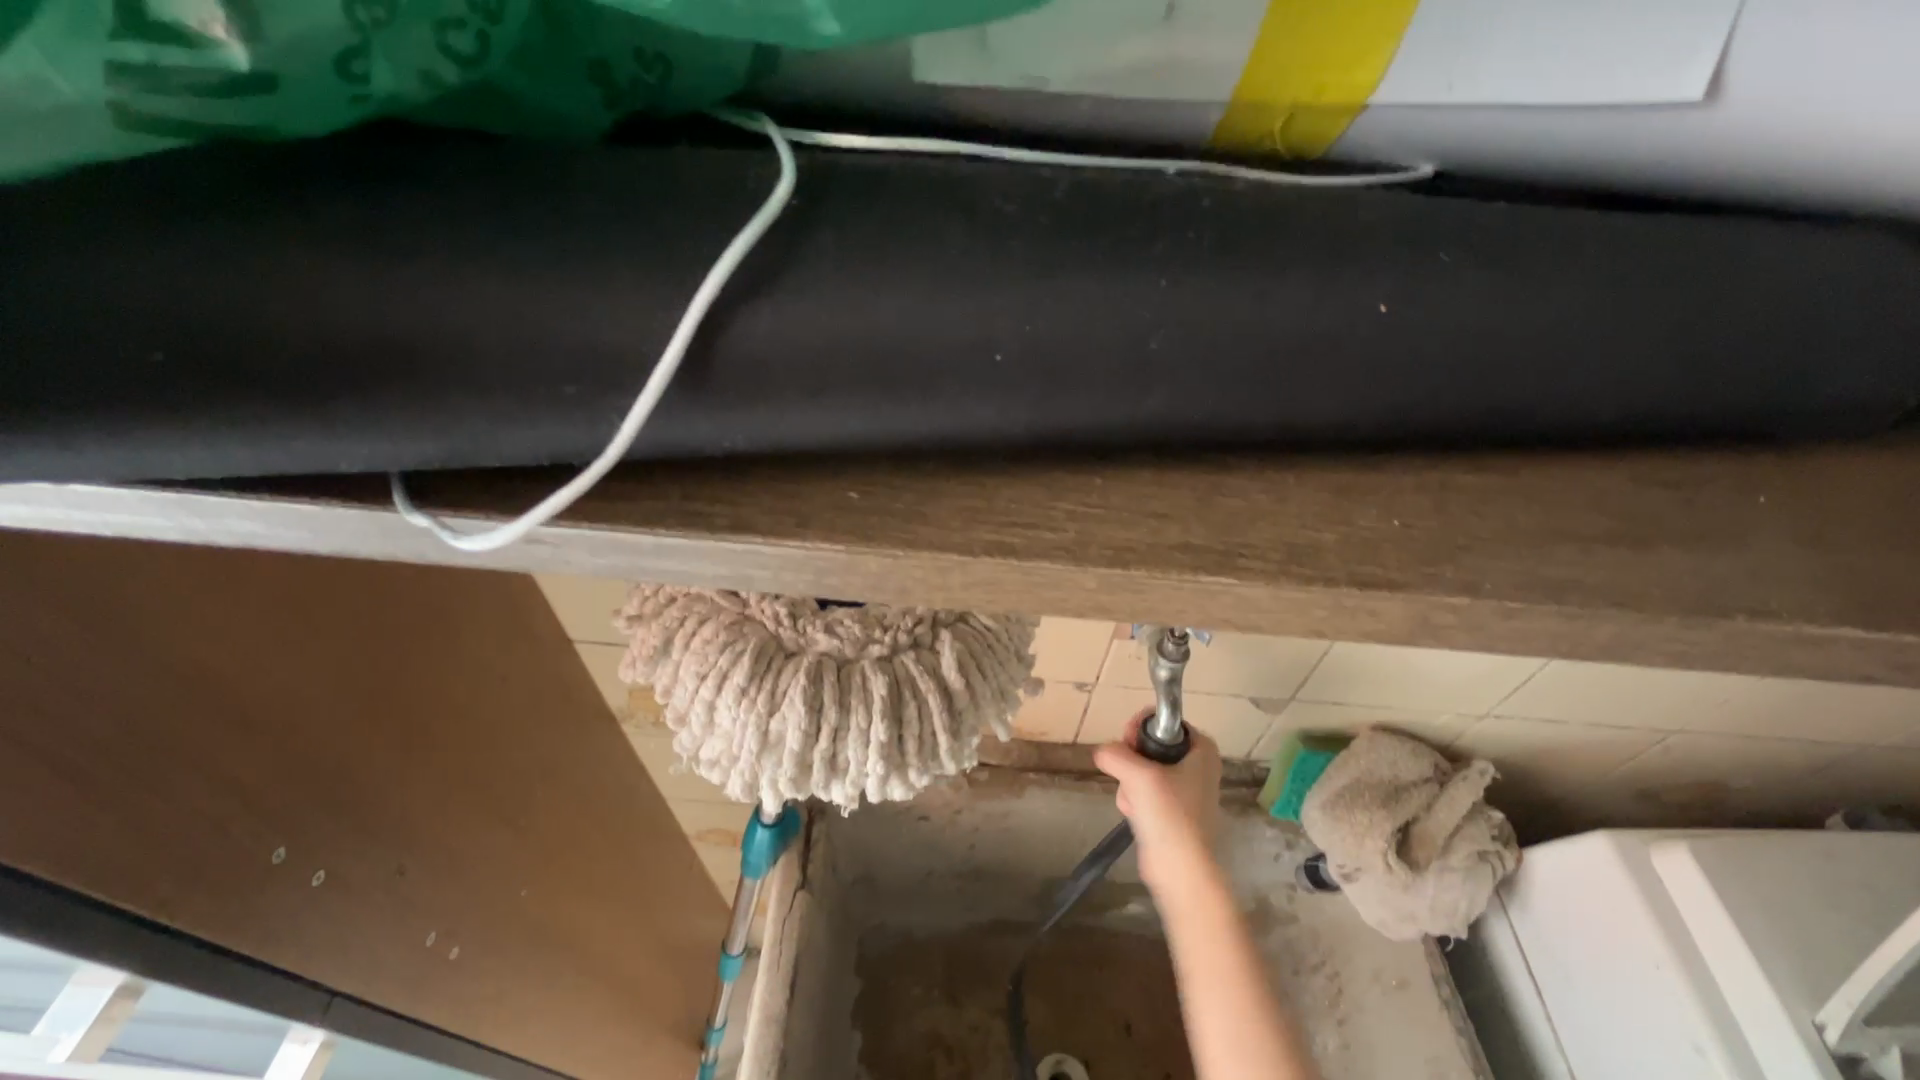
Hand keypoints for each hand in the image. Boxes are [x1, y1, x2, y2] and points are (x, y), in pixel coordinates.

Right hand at [1094, 711, 1222, 891]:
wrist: (1181, 870)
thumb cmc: (1169, 815)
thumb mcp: (1138, 774)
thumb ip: (1115, 754)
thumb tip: (1103, 753)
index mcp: (1202, 749)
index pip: (1165, 721)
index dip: (1142, 728)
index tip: (1128, 743)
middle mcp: (1197, 765)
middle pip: (1150, 745)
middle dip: (1132, 762)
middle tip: (1129, 775)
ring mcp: (1185, 789)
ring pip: (1142, 770)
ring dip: (1130, 784)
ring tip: (1135, 802)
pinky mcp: (1172, 811)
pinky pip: (1144, 792)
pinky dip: (1134, 800)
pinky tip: (1135, 815)